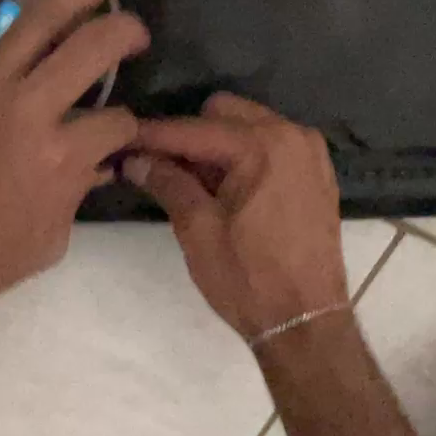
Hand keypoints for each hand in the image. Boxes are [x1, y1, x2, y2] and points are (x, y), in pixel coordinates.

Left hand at [0, 0, 148, 327]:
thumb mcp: (50, 240)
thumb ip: (77, 194)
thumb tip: (97, 166)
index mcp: (60, 158)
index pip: (115, 123)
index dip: (128, 130)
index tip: (122, 136)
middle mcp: (27, 109)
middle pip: (93, 49)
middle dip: (125, 33)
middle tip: (136, 30)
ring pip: (40, 18)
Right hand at [125, 93, 349, 340]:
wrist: (306, 320)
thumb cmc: (248, 280)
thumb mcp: (198, 232)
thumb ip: (168, 185)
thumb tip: (136, 160)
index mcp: (261, 147)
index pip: (193, 130)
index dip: (152, 136)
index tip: (119, 139)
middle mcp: (292, 135)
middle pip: (224, 115)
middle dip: (189, 137)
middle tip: (160, 170)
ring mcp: (310, 153)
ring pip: (249, 128)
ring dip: (216, 147)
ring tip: (192, 184)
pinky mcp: (317, 174)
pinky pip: (272, 148)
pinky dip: (244, 159)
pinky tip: (226, 191)